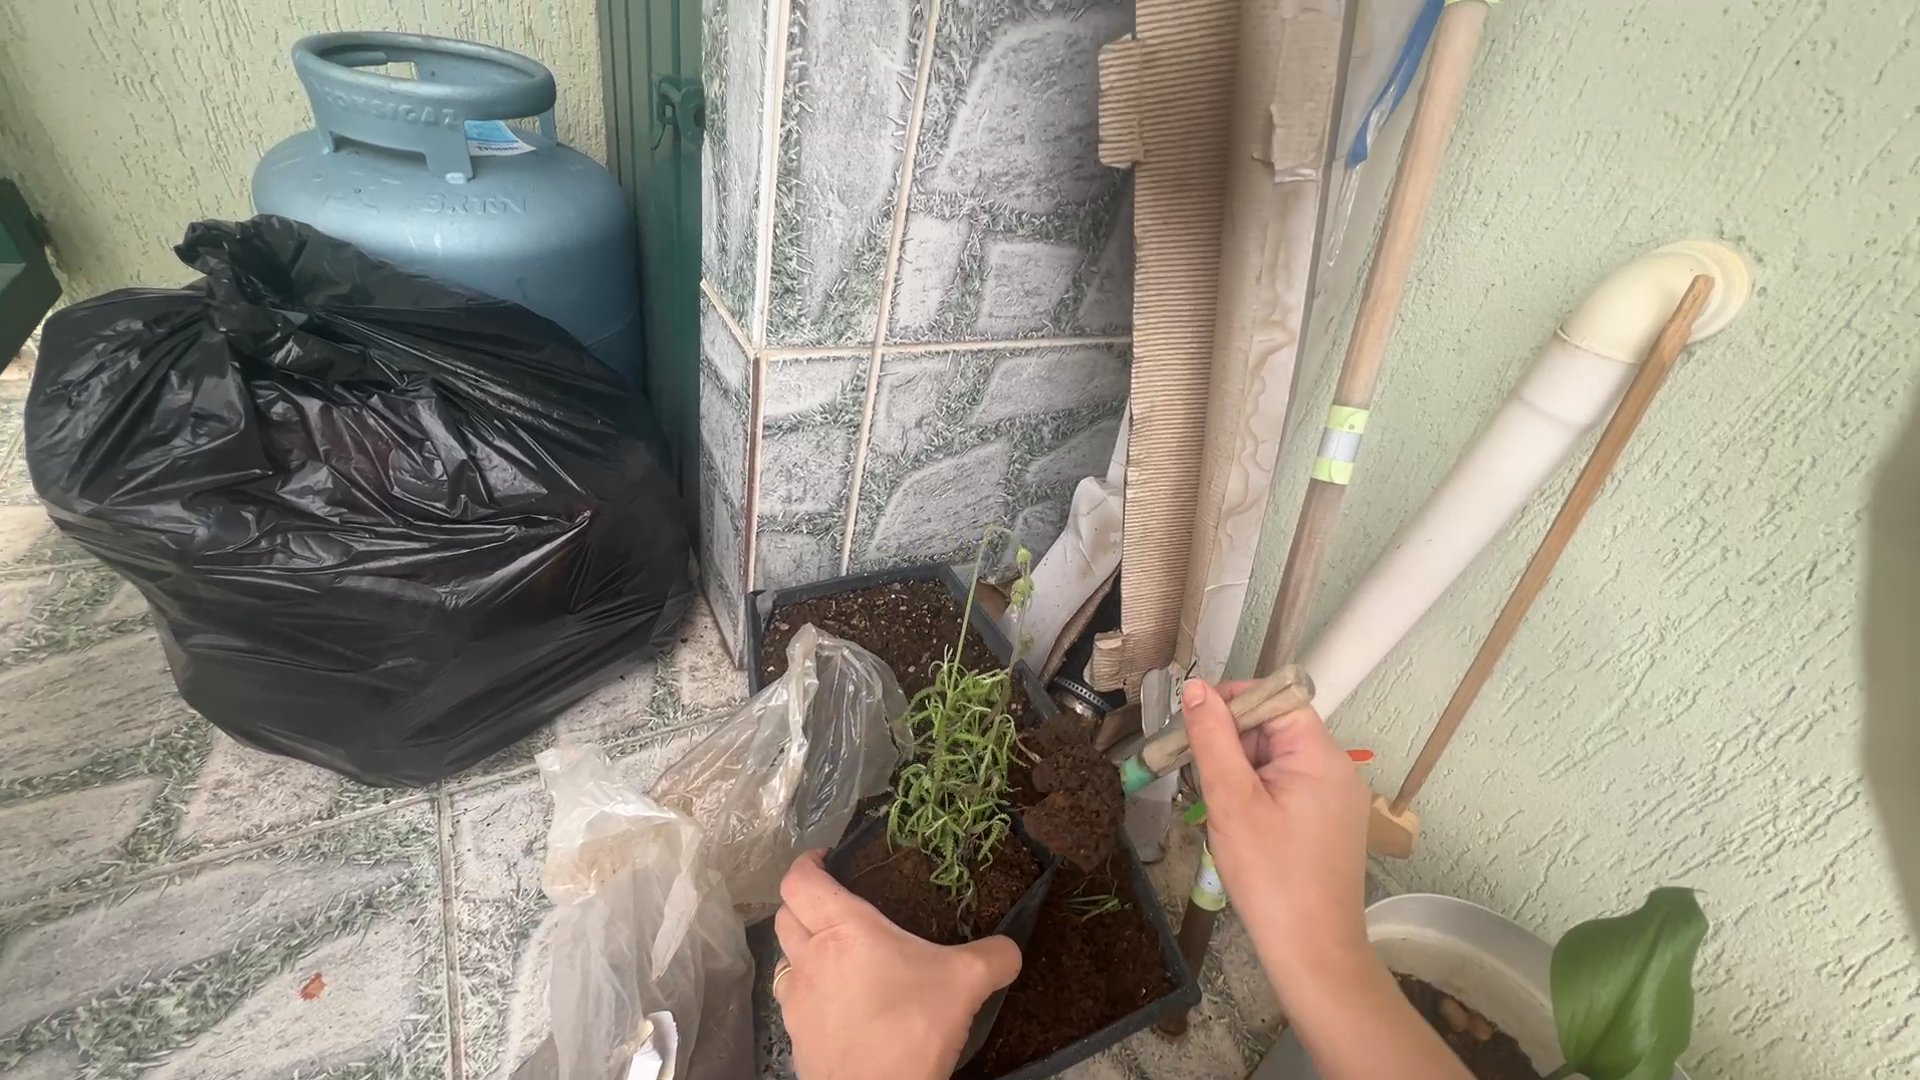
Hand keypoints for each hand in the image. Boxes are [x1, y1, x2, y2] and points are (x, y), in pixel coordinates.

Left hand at [773, 850, 1021, 1079]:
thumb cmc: (912, 1029)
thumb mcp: (966, 982)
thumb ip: (994, 956)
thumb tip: (1012, 950)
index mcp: (842, 928)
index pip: (800, 880)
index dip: (807, 861)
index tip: (828, 857)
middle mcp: (810, 958)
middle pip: (785, 913)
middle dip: (803, 900)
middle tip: (836, 899)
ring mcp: (796, 1002)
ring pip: (784, 956)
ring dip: (801, 945)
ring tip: (836, 949)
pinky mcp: (796, 1039)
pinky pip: (792, 998)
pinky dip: (807, 987)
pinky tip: (839, 999)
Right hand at [1181, 679, 1372, 992]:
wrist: (1312, 953)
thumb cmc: (1270, 875)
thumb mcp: (1230, 798)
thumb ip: (1212, 737)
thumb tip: (1195, 687)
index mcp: (1320, 755)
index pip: (1276, 698)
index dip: (1233, 700)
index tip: (1194, 723)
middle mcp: (1335, 768)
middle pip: (1273, 726)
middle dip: (1230, 740)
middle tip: (1197, 772)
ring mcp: (1333, 796)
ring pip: (1273, 756)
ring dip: (1237, 768)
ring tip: (1216, 802)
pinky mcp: (1325, 819)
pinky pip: (1282, 783)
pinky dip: (1252, 789)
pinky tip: (1234, 818)